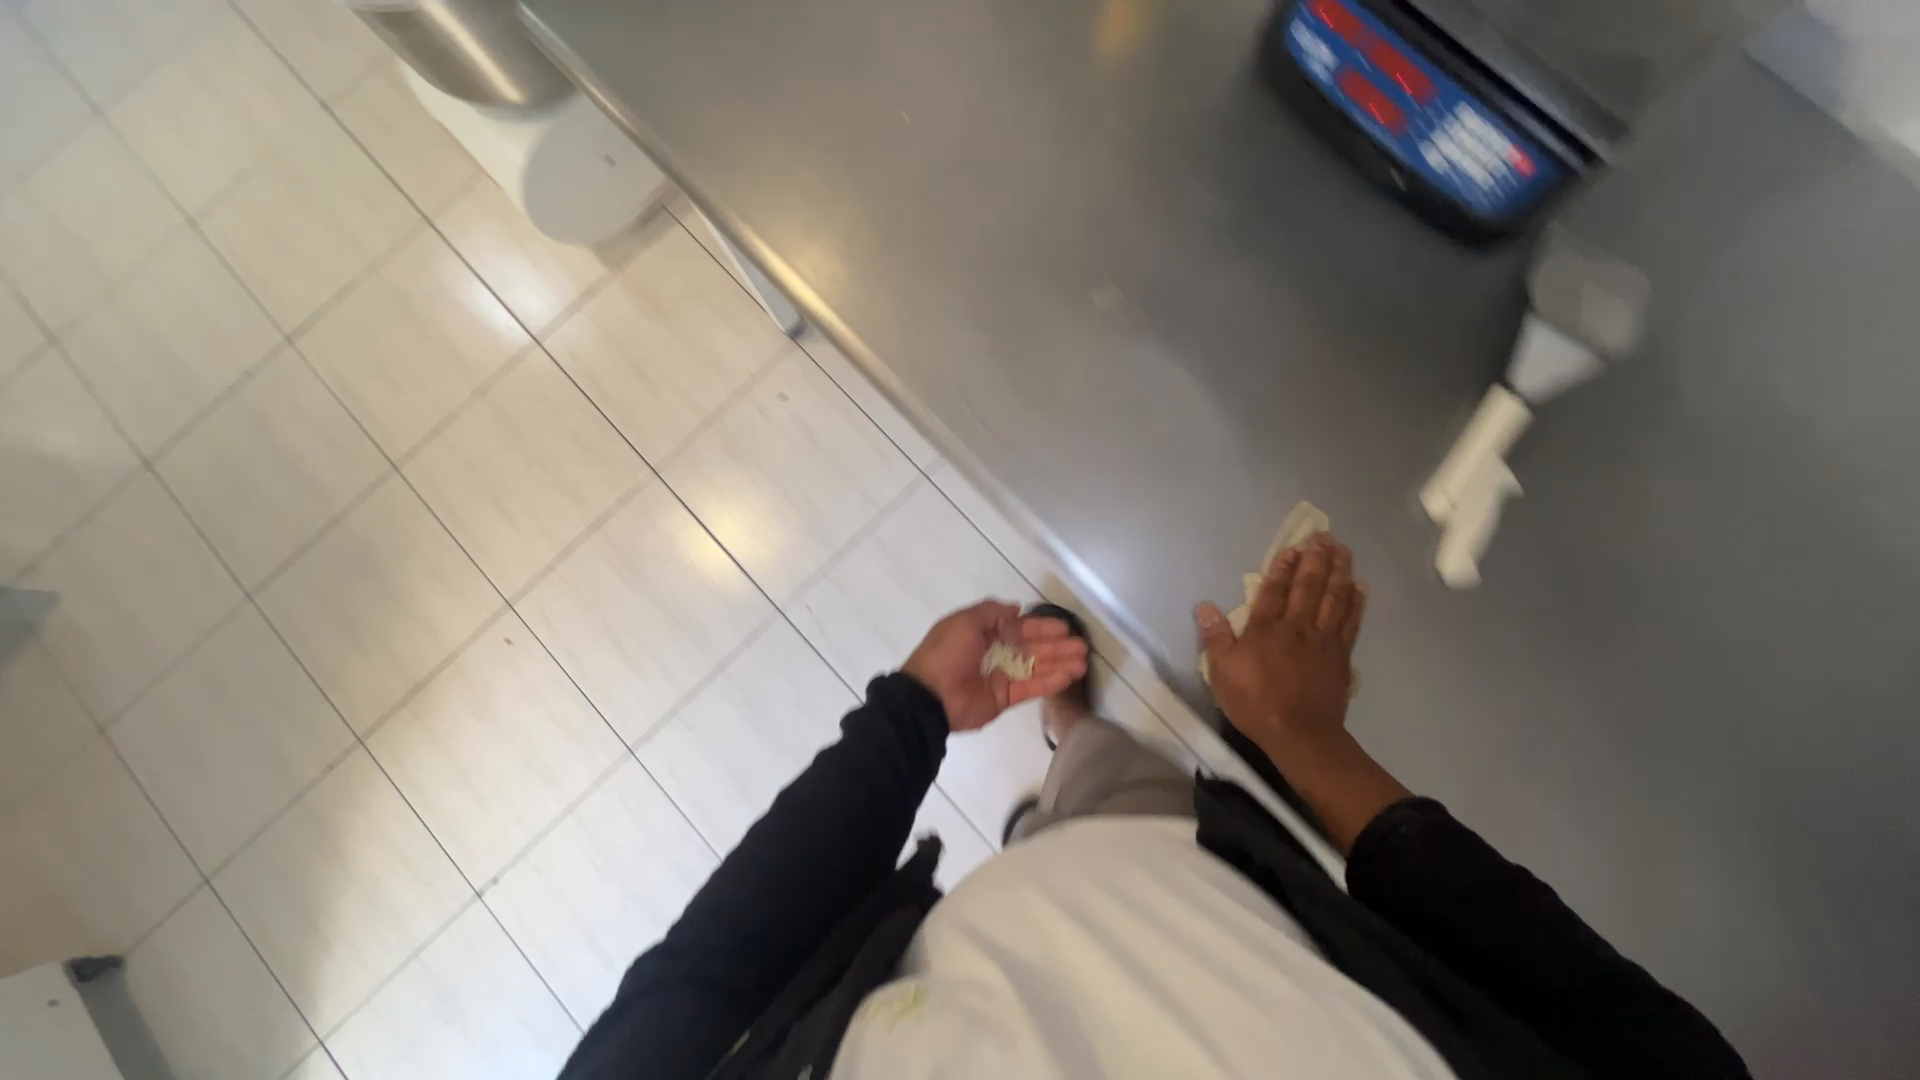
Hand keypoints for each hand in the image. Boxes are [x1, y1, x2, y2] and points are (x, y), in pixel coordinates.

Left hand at [903, 600, 1089, 731]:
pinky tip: (1068, 677)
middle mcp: (994, 653)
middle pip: (1031, 648)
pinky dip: (1049, 683)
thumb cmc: (947, 653)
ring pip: (1035, 668)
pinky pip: (1030, 689)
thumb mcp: (965, 621)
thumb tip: (1016, 609)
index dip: (1041, 628)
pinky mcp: (1003, 699)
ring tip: (1082, 663)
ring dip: (1059, 664)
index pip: (1019, 628)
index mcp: (982, 633)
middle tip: (1082, 648)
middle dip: (1057, 647)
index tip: (1065, 629)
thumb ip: (992, 612)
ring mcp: (999, 677)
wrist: (928, 696)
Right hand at [1195, 533, 1366, 757]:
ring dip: (1340, 571)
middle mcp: (1297, 627)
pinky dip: (1355, 603)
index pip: (1274, 590)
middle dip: (1316, 559)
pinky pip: (1351, 622)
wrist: (1300, 734)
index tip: (1292, 548)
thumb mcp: (1222, 673)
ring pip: (1334, 598)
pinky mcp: (1341, 655)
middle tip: (1324, 536)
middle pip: (1309, 586)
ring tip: (1344, 550)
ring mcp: (1323, 640)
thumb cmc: (1255, 703)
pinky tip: (1359, 587)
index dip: (1282, 568)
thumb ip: (1215, 638)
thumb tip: (1204, 606)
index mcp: (1265, 630)